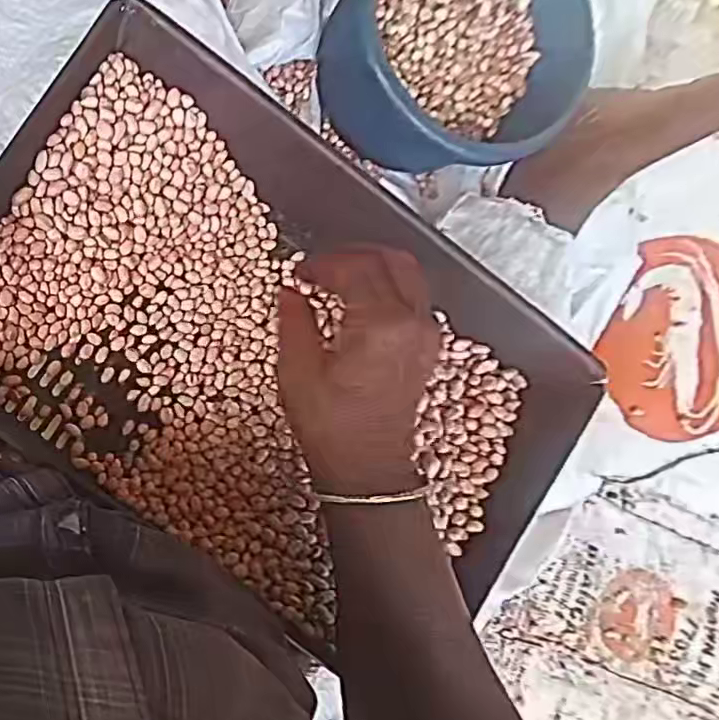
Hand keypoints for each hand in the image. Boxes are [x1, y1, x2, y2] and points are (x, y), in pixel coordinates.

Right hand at [277, 246, 439, 494]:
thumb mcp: (296, 372)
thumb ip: (295, 322)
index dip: (321, 263)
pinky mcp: (427, 345)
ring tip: (336, 277)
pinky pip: (412, 295)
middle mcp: (411, 323)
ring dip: (371, 266)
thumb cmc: (330, 427)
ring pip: (407, 273)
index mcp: (378, 326)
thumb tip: (291, 291)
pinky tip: (357, 300)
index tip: (298, 270)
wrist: (366, 465)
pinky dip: (385, 285)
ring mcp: (425, 333)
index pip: (354, 269)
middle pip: (389, 260)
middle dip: (350, 255)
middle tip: (317, 265)